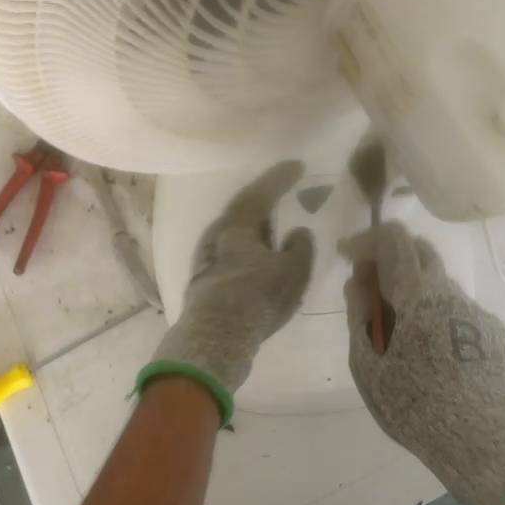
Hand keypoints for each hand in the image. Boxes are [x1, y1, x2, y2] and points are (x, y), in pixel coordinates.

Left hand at [140, 161, 313, 424]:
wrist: (216, 339)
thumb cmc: (257, 296)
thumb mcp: (292, 269)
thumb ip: (299, 246)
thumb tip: (297, 233)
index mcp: (234, 225)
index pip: (260, 193)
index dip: (280, 178)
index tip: (297, 166)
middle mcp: (215, 237)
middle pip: (242, 212)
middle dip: (264, 203)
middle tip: (282, 194)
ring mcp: (206, 261)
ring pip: (235, 236)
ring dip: (256, 230)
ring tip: (274, 228)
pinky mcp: (205, 284)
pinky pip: (233, 256)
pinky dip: (250, 251)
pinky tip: (260, 260)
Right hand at [342, 223, 504, 504]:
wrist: (479, 438)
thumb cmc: (412, 404)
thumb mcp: (369, 365)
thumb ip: (361, 316)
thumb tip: (358, 282)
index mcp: (417, 293)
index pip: (394, 240)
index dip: (367, 240)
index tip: (349, 256)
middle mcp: (449, 292)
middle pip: (420, 252)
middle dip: (391, 258)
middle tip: (370, 287)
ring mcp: (474, 312)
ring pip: (438, 285)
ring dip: (413, 291)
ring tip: (397, 332)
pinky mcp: (491, 334)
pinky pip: (456, 312)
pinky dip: (435, 316)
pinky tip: (429, 354)